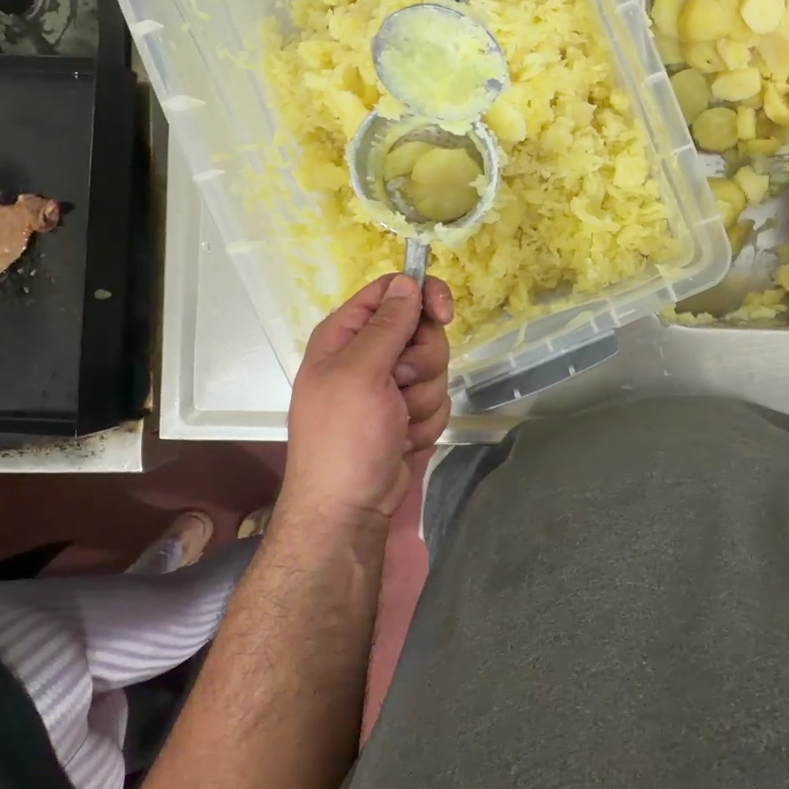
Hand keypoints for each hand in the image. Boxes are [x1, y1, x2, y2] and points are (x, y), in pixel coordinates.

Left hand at [282, 273, 455, 524]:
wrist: (351, 507)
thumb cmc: (344, 438)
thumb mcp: (361, 373)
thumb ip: (388, 324)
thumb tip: (407, 281)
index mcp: (345, 335)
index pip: (392, 291)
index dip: (421, 296)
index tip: (443, 314)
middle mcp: (368, 355)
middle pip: (423, 331)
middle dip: (422, 362)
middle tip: (399, 385)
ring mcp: (390, 387)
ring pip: (436, 368)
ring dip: (423, 398)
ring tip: (396, 423)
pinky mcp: (408, 413)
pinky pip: (437, 399)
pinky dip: (426, 421)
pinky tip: (404, 440)